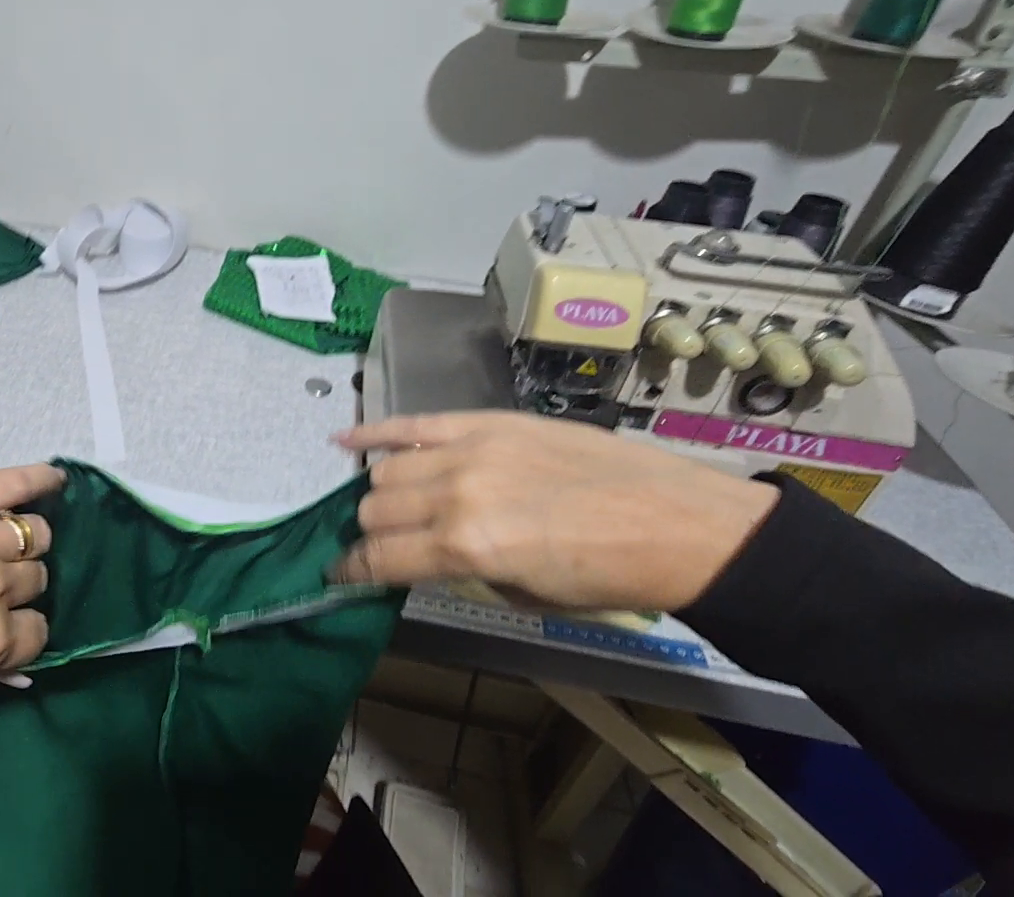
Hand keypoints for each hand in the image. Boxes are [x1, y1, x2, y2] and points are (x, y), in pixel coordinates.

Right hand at [331, 412, 778, 610]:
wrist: (676, 523)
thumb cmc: (608, 577)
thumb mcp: (526, 593)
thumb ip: (465, 568)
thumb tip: (429, 553)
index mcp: (467, 548)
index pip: (380, 558)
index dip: (350, 570)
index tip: (337, 574)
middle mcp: (456, 494)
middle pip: (375, 507)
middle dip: (370, 532)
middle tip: (381, 542)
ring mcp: (469, 450)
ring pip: (387, 468)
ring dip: (379, 493)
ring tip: (388, 503)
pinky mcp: (488, 421)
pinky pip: (414, 423)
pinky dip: (373, 431)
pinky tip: (344, 438)